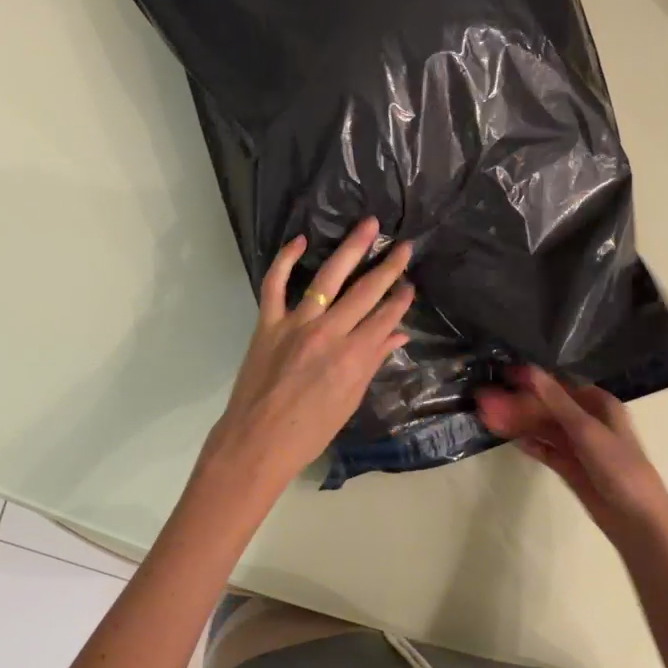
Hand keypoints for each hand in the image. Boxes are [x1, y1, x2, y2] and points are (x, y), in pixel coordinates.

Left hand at [193, 218, 415, 507]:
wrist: (257, 442)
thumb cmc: (310, 432)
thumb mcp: (350, 400)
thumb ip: (373, 362)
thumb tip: (399, 336)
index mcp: (353, 357)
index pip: (385, 317)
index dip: (401, 299)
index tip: (410, 283)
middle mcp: (328, 333)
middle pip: (365, 292)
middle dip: (388, 268)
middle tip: (404, 246)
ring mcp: (296, 324)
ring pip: (328, 278)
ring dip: (351, 249)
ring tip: (369, 225)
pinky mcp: (267, 323)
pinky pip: (275, 284)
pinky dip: (284, 260)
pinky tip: (300, 241)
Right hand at [476, 367, 667, 539]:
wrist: (636, 519)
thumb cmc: (618, 466)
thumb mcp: (587, 430)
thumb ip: (556, 401)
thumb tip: (530, 370)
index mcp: (600, 405)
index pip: (560, 386)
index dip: (533, 380)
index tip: (504, 374)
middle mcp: (589, 422)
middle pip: (548, 408)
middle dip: (520, 403)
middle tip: (486, 400)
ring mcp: (579, 447)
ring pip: (544, 429)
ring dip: (520, 423)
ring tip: (489, 417)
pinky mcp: (571, 468)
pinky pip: (546, 450)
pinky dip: (530, 444)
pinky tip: (510, 439)